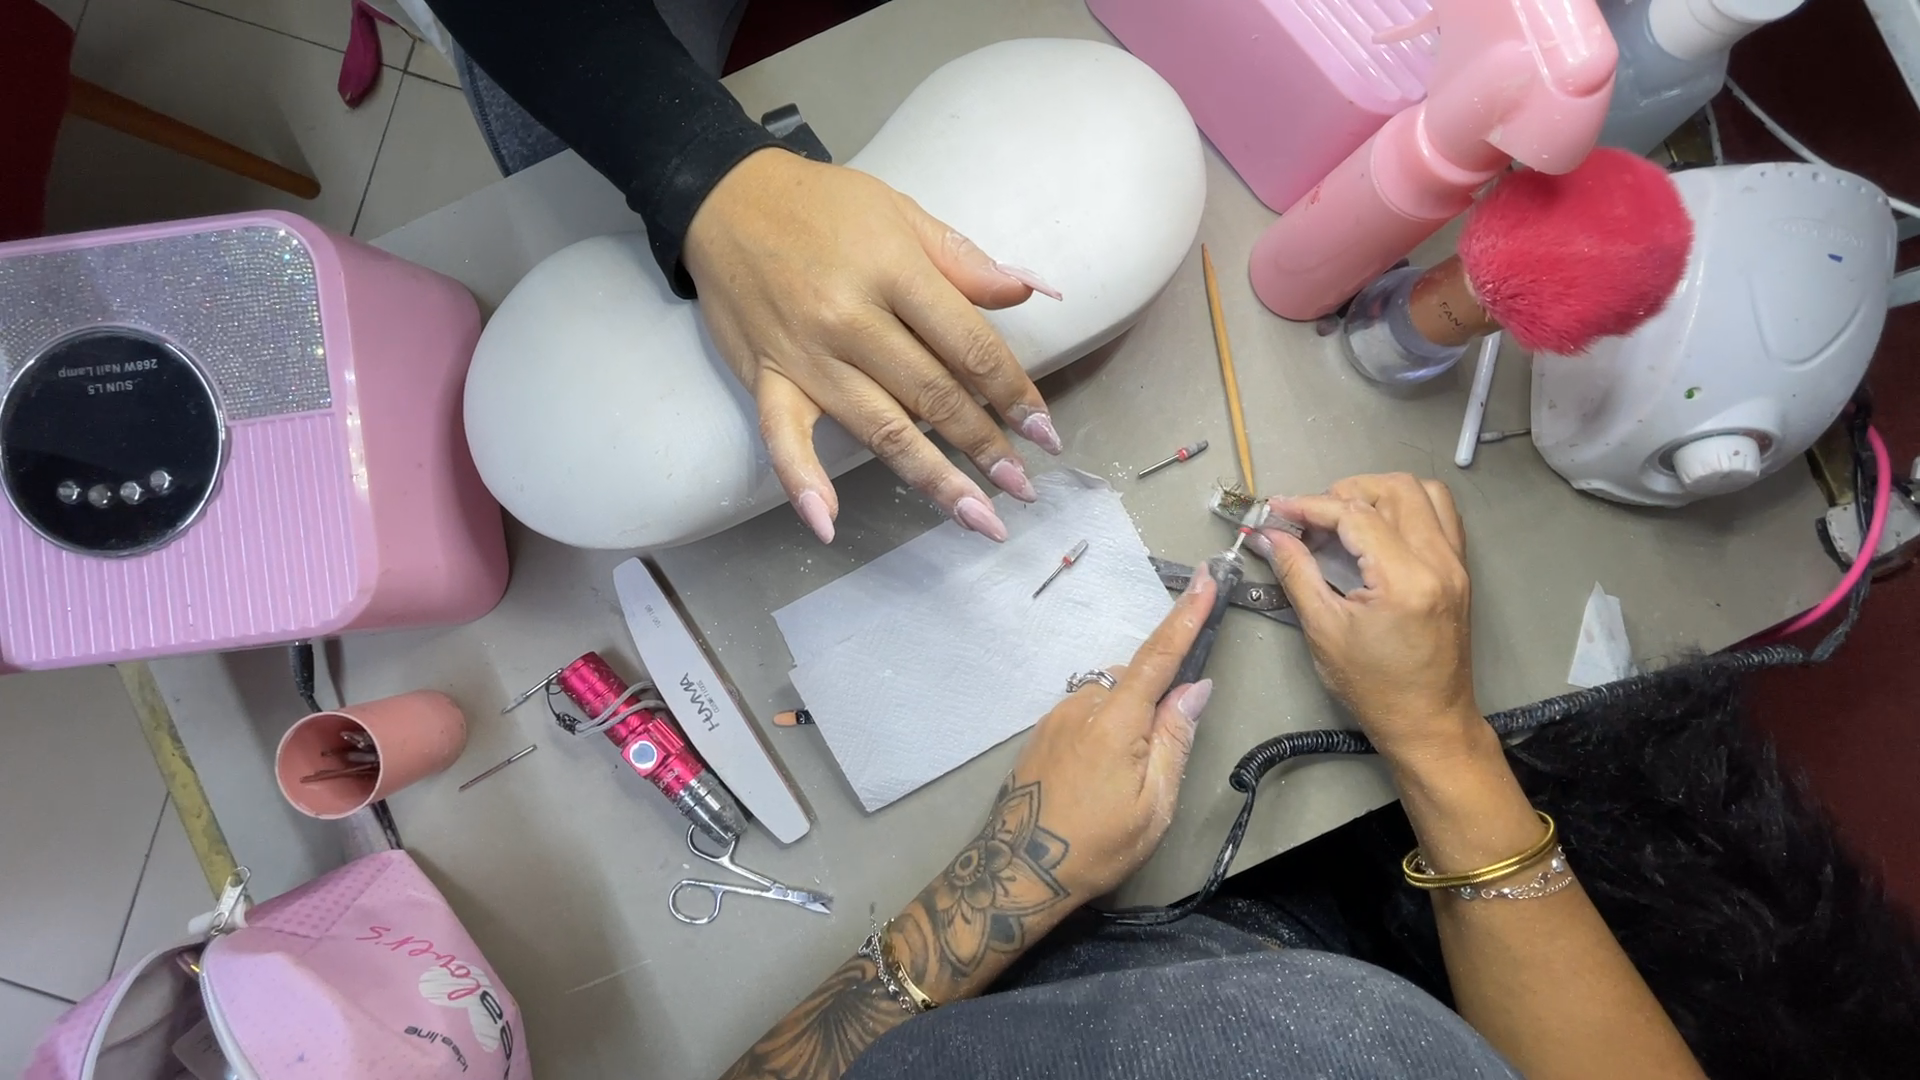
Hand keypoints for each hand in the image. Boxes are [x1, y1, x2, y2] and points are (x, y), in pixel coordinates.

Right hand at [683, 148, 1062, 545]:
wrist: (724, 197)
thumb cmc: (823, 207)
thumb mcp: (902, 214)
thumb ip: (965, 260)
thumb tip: (1030, 292)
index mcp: (893, 271)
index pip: (969, 345)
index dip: (1013, 393)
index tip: (1045, 433)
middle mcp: (851, 319)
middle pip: (933, 395)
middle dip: (984, 446)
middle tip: (1022, 490)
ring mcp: (806, 355)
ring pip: (879, 427)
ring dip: (931, 477)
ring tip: (976, 518)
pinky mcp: (766, 377)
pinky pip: (782, 436)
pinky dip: (801, 480)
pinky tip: (826, 523)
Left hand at [989, 569, 1215, 902]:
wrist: (1016, 867)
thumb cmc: (1094, 844)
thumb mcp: (1153, 804)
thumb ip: (1174, 739)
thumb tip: (1194, 688)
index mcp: (1115, 719)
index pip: (1159, 655)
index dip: (1186, 616)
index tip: (1206, 579)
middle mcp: (1082, 704)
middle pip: (1134, 679)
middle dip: (1156, 702)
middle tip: (1153, 765)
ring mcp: (1057, 714)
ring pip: (1109, 697)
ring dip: (1127, 720)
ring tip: (1120, 783)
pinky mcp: (1043, 729)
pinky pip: (1086, 712)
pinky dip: (1104, 728)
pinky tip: (1097, 776)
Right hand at [1255, 473, 1480, 767]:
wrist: (1428, 722)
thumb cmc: (1372, 685)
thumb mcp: (1323, 630)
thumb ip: (1297, 572)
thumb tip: (1269, 536)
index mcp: (1404, 580)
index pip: (1355, 516)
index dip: (1310, 505)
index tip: (1276, 510)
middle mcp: (1439, 562)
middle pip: (1396, 489)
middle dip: (1346, 491)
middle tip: (1312, 516)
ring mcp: (1456, 564)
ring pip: (1424, 493)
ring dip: (1379, 494)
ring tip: (1344, 517)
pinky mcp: (1460, 570)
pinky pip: (1440, 515)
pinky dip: (1405, 508)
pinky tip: (1375, 529)